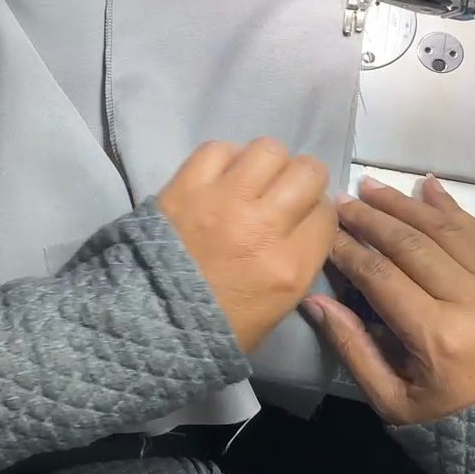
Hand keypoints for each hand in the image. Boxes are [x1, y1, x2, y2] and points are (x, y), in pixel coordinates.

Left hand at [157, 140, 338, 352]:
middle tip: (281, 191)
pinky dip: (224, 157)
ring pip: (268, 151)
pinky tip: (220, 175)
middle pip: (307, 172)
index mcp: (289, 267)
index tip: (301, 216)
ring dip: (266, 163)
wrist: (149, 321)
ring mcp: (222, 202)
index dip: (316, 211)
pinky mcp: (185, 187)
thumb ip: (298, 262)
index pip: (326, 214)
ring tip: (251, 179)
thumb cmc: (216, 325)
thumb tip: (302, 224)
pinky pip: (217, 148)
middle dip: (302, 179)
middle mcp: (262, 226)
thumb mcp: (277, 309)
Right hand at [302, 175, 474, 423]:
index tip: (321, 231)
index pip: (380, 276)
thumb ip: (352, 348)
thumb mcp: (392, 400)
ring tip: (370, 186)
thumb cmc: (452, 418)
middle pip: (410, 245)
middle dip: (370, 218)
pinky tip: (427, 186)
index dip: (346, 250)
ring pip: (444, 230)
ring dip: (403, 204)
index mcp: (438, 338)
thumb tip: (315, 300)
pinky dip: (451, 206)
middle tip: (339, 201)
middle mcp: (472, 302)